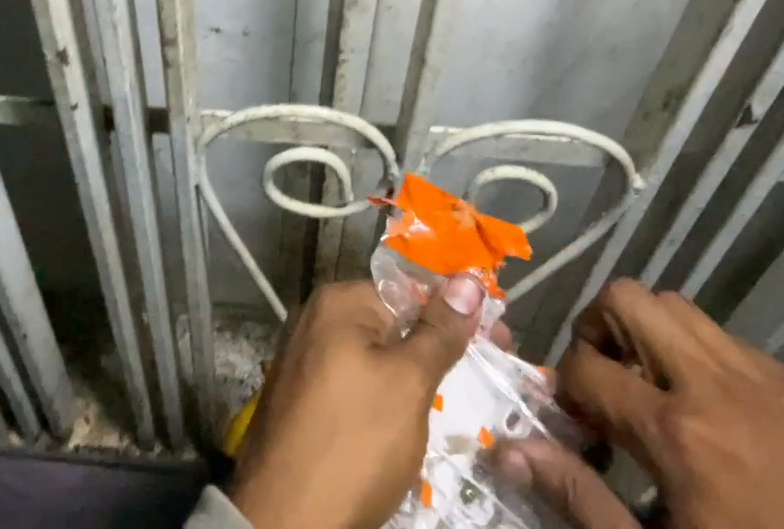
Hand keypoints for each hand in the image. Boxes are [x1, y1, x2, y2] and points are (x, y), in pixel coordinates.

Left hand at [227, 276, 487, 528]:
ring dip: (417, 371)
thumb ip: (439, 330)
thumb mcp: (408, 383)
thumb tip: (468, 280)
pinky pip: (358, 382)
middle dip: (440, 342)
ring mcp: (307, 360)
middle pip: (394, 320)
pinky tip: (415, 414)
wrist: (283, 522)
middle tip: (487, 370)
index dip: (458, 310)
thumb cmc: (353, 443)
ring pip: (378, 354)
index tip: (500, 335)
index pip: (411, 287)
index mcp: (339, 302)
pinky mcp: (306, 398)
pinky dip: (388, 393)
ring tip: (460, 393)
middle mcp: (317, 320)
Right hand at [496, 279, 783, 528]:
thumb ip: (578, 497)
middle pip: (631, 299)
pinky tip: (719, 422)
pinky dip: (706, 363)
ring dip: (651, 338)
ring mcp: (776, 381)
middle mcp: (723, 387)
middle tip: (603, 379)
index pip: (586, 366)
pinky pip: (737, 346)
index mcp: (679, 433)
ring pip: (684, 310)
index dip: (565, 387)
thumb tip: (508, 448)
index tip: (577, 423)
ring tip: (653, 392)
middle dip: (598, 328)